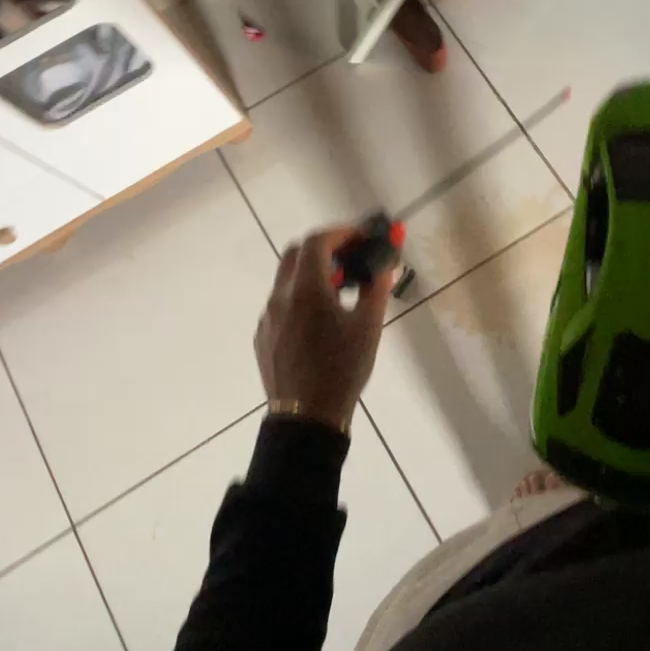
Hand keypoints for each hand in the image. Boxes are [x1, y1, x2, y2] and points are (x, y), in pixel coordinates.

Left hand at [253, 228, 394, 431]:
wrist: (307, 417)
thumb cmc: (343, 369)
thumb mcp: (369, 327)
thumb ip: (377, 288)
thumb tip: (386, 264)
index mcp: (306, 290)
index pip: (317, 242)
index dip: (340, 233)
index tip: (360, 237)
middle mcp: (280, 297)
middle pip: (295, 254)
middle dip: (323, 248)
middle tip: (349, 258)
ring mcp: (267, 317)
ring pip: (286, 279)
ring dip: (311, 273)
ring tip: (341, 291)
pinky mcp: (263, 336)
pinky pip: (281, 304)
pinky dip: (301, 297)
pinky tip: (321, 320)